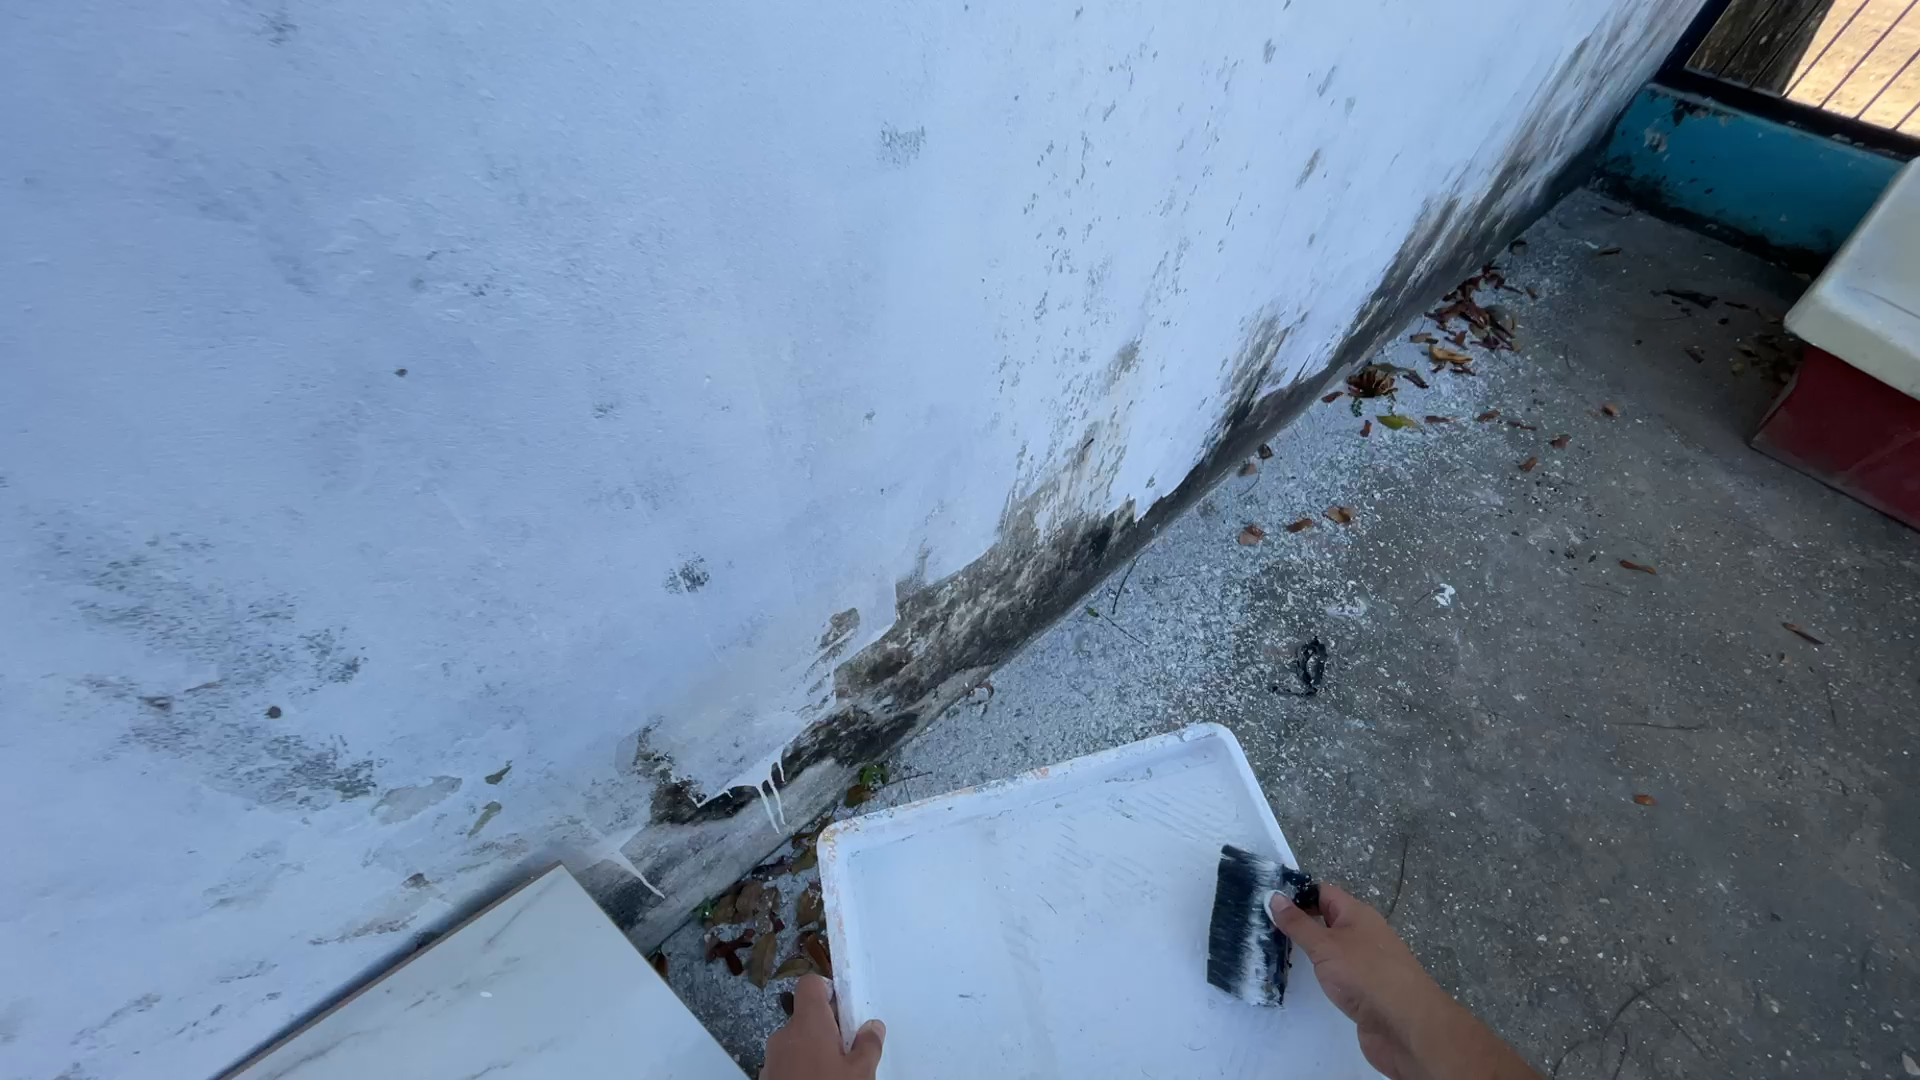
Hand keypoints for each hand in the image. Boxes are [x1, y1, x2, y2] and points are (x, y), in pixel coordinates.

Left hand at [761, 974, 885, 1079]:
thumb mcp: (860, 1074)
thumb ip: (868, 1045)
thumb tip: (872, 1026)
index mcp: (807, 1023)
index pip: (810, 984)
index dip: (828, 990)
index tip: (844, 1009)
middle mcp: (784, 1036)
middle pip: (806, 1018)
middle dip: (827, 1031)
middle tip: (847, 1052)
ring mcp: (770, 1061)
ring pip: (796, 1044)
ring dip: (813, 1053)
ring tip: (834, 1076)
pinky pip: (787, 1065)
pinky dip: (800, 1071)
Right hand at [1271, 885, 1538, 1079]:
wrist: (1410, 1030)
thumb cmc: (1367, 977)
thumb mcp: (1325, 945)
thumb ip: (1298, 923)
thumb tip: (1274, 896)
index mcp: (1356, 914)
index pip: (1320, 891)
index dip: (1294, 891)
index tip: (1263, 896)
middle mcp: (1362, 934)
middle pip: (1324, 918)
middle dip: (1296, 919)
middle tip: (1261, 922)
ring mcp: (1365, 963)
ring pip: (1330, 947)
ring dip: (1306, 948)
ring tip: (1272, 947)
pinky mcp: (1365, 990)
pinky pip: (1336, 972)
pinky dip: (1318, 971)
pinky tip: (1300, 977)